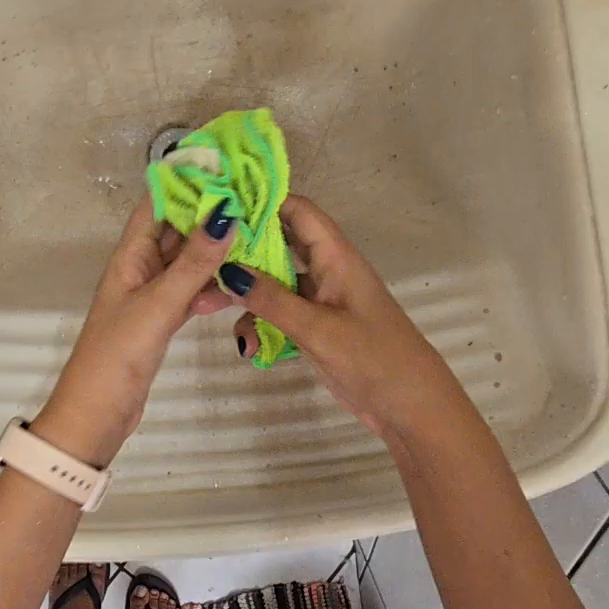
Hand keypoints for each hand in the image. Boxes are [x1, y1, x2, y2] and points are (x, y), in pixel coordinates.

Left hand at [32, 204, 236, 466]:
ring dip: (214, 252)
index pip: (157, 205)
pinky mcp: (161, 320)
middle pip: (176, 230)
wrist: (98, 413)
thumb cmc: (118, 354)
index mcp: (129, 256)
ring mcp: (150, 295)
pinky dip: (210, 286)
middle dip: (209, 215)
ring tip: (255, 239)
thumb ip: (193, 264)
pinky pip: (189, 291)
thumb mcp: (158, 305)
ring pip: (187, 262)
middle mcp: (139, 268)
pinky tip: (236, 285)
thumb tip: (225, 216)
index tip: (226, 166)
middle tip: (255, 201)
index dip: (187, 182)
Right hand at [219, 195, 450, 444]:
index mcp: (336, 257)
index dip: (261, 202)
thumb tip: (226, 271)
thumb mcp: (317, 328)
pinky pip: (277, 314)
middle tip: (200, 264)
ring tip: (206, 310)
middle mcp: (326, 271)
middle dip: (239, 254)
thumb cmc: (373, 358)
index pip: (297, 211)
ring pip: (272, 284)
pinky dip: (259, 325)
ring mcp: (320, 300)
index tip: (219, 207)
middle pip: (277, 246)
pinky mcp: (314, 328)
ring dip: (243, 296)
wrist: (409, 407)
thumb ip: (271, 299)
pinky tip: (249, 348)